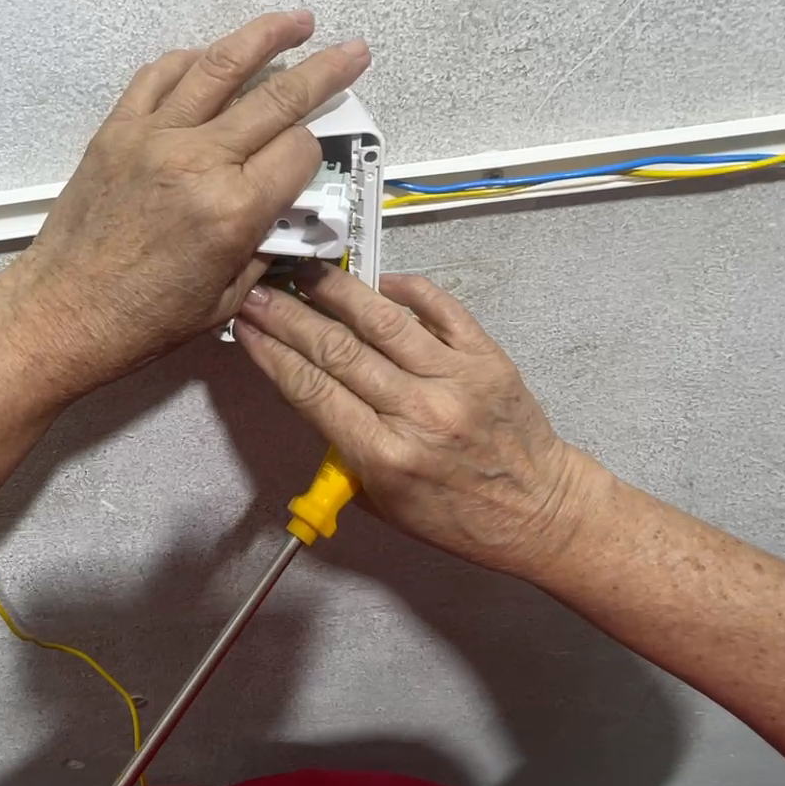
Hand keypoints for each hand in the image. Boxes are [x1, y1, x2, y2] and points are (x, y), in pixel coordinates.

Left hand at [1, 11, 370, 399]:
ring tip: (296, 21)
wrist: (63, 313)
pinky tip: (212, 56)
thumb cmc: (144, 320)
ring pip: (220, 66)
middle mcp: (199, 161)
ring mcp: (154, 137)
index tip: (306, 165)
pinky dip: (191, 60)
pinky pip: (159, 76)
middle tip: (353, 50)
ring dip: (265, 36)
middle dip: (324, 71)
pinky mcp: (117, 131)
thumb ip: (264, 246)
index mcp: (234, 210)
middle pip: (277, 98)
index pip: (300, 152)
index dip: (314, 155)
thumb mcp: (226, 301)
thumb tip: (285, 209)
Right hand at [234, 261, 601, 576]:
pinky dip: (404, 288)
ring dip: (335, 290)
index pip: (312, 390)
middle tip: (257, 292)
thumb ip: (337, 442)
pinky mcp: (486, 357)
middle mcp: (418, 412)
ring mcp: (456, 379)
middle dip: (288, 315)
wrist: (538, 513)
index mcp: (384, 455)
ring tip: (302, 270)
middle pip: (337, 349)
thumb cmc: (451, 514)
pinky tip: (374, 278)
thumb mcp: (376, 497)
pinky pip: (440, 308)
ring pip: (383, 321)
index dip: (272, 353)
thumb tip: (302, 382)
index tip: (246, 327)